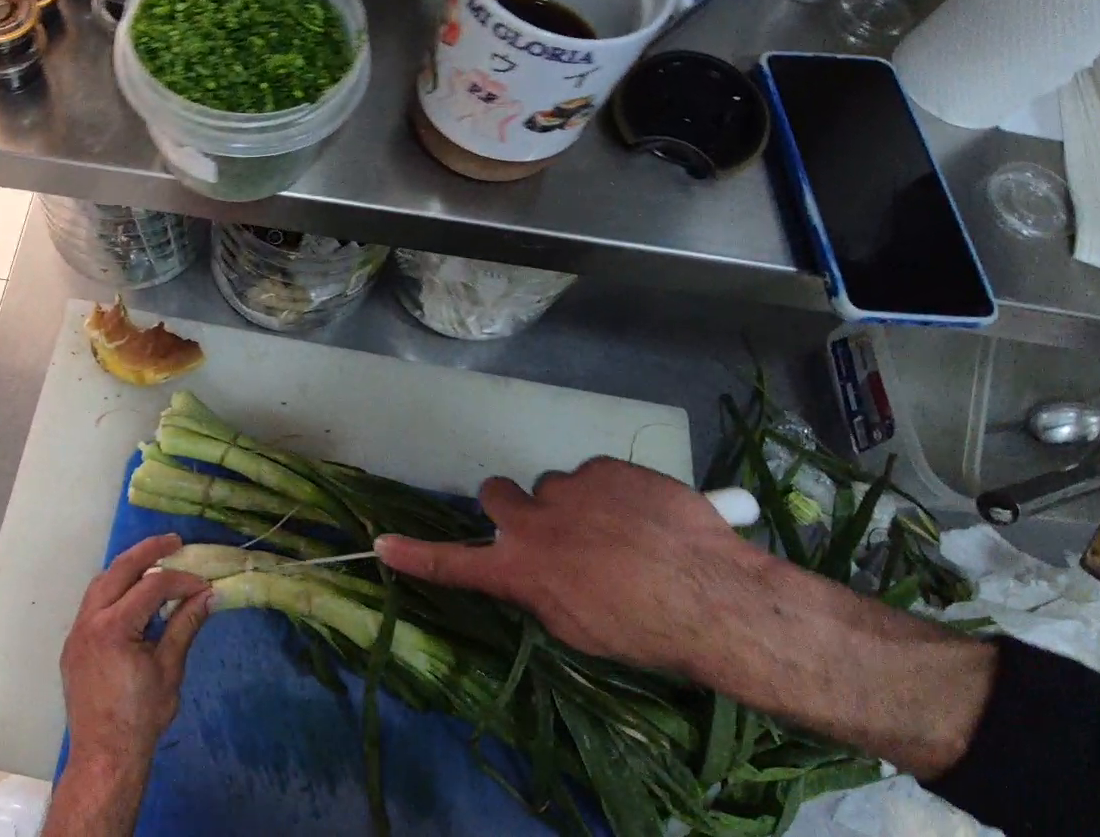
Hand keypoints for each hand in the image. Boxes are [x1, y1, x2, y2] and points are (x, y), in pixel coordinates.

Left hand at [60, 533, 213, 763]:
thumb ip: (185, 625)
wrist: (104, 756)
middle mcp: (88, 621)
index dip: (180, 580)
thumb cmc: (141, 717)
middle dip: (147, 551)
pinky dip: (114, 590)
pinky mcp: (74, 644)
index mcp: (113, 627)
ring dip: (127, 568)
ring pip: (100, 583)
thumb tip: (208, 595)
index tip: (203, 584)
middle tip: (174, 540)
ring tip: (155, 562)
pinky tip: (134, 595)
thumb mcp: (169, 668)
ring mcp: (76, 632)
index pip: (151, 586)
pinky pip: (93, 603)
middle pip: (118, 569)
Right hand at [376, 459, 995, 778]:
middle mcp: (533, 522)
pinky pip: (597, 474)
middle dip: (516, 506)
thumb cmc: (646, 632)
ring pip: (556, 486)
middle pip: (497, 493)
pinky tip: (646, 515)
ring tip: (622, 531)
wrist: (716, 597)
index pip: (453, 562)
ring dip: (575, 503)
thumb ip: (538, 591)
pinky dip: (613, 491)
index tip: (383, 544)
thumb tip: (531, 572)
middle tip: (554, 529)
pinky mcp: (607, 468)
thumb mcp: (577, 629)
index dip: (415, 555)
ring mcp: (568, 488)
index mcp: (520, 570)